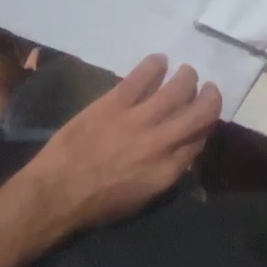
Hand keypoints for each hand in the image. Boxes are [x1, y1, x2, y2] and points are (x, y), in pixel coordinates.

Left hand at [13, 54, 221, 232]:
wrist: (57, 193)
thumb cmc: (97, 205)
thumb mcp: (141, 199)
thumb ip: (164, 173)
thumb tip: (176, 154)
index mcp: (169, 171)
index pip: (200, 140)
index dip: (205, 126)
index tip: (202, 120)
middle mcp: (162, 143)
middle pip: (200, 113)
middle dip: (209, 98)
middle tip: (207, 90)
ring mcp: (139, 120)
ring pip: (177, 89)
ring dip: (186, 77)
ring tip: (185, 73)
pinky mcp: (114, 103)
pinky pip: (142, 77)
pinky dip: (154, 66)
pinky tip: (158, 61)